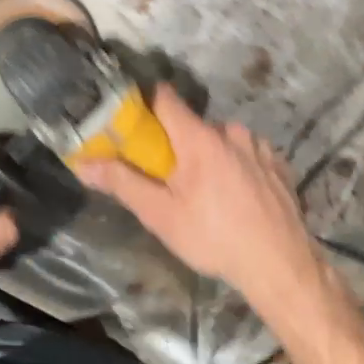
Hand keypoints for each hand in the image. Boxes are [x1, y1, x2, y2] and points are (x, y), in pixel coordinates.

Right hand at [74, 88, 327, 311]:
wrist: (280, 266)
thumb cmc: (214, 238)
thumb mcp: (160, 215)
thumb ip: (122, 183)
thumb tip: (83, 163)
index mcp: (199, 138)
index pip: (164, 98)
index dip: (144, 106)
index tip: (131, 124)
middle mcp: (232, 132)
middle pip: (192, 126)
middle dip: (177, 147)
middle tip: (168, 180)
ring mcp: (261, 147)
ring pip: (222, 142)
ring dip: (210, 159)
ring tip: (207, 196)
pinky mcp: (280, 165)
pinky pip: (248, 156)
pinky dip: (237, 169)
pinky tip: (236, 200)